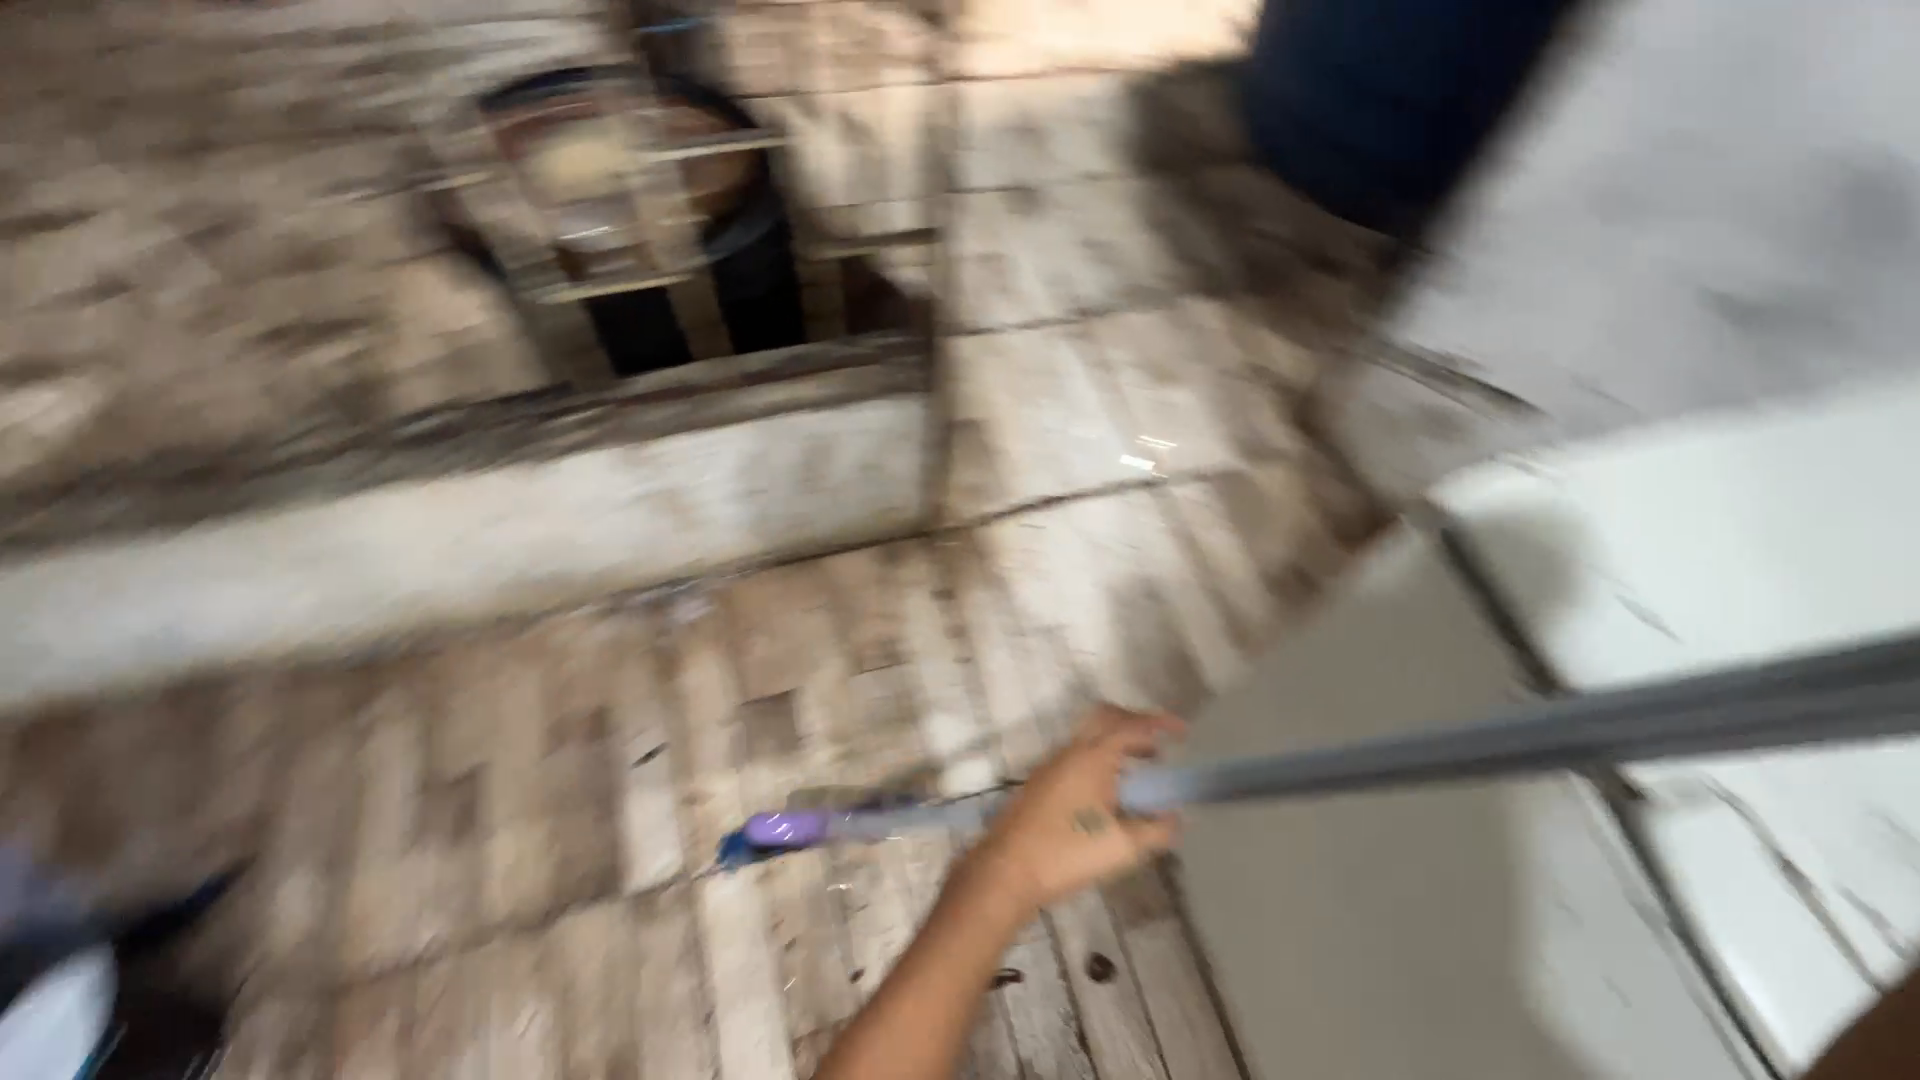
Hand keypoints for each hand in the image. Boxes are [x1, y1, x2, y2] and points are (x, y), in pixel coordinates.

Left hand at [964, 705, 1185, 914]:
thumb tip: (1175, 818)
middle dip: (1135, 725)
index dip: (1159, 723)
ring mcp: (1050, 766)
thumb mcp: (1123, 846)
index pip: (1131, 725)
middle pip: (1105, 719)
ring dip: (1116, 746)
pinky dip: (1098, 762)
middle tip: (1158, 747)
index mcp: (1092, 757)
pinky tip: (1108, 796)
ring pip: (1088, 739)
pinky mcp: (1039, 784)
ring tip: (1139, 775)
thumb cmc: (1067, 853)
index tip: (1183, 731)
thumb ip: (1156, 829)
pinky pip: (1075, 757)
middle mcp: (1069, 752)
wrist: (1006, 870)